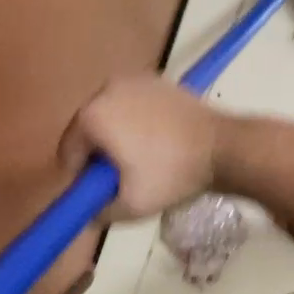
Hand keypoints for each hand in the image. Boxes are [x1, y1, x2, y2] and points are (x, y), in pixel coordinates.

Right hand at [59, 74, 226, 220]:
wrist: (225, 147)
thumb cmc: (172, 175)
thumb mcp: (130, 206)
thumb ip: (99, 212)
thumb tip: (89, 214)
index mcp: (91, 115)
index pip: (69, 151)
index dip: (81, 177)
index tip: (101, 192)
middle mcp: (106, 89)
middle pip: (89, 130)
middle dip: (99, 155)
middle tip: (122, 179)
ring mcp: (134, 80)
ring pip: (111, 117)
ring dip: (118, 139)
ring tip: (143, 162)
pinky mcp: (158, 80)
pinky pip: (134, 107)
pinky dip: (138, 123)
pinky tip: (158, 143)